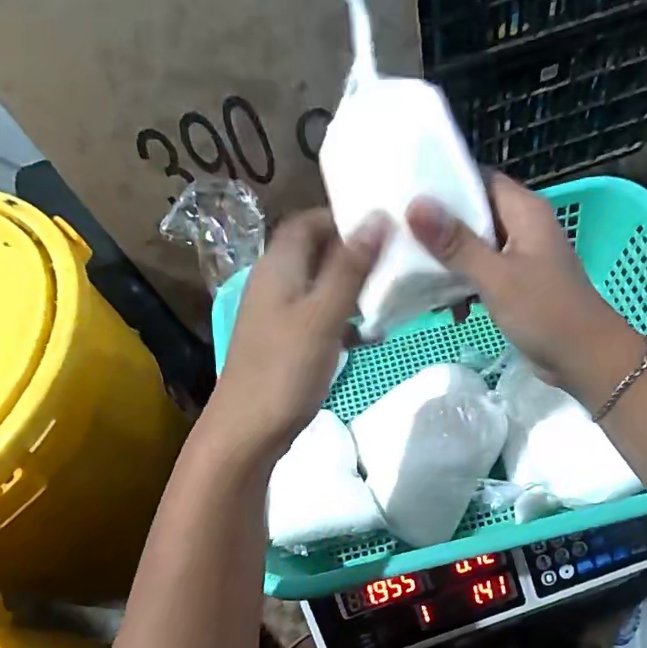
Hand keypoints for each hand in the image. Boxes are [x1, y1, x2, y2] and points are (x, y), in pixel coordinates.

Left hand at [205, 209, 384, 457]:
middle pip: (317, 252)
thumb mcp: (323, 316)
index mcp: (278, 266)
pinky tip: (370, 335)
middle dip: (355, 253)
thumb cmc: (285, 369)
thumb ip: (350, 268)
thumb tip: (378, 217)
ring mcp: (278, 315)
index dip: (344, 216)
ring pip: (321, 286)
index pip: (309, 221)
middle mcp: (274, 283)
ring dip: (353, 288)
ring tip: (392, 295)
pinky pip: (319, 317)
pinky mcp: (285, 343)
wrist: (248, 431)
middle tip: (398, 261)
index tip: (387, 225)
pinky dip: (344, 320)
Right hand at [406, 173, 642, 406]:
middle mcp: (524, 227)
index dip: (444, 183)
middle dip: (440, 228)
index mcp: (524, 211)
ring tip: (416, 276)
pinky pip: (484, 275)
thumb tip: (414, 205)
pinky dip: (465, 287)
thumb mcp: (496, 277)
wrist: (585, 359)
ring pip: (476, 248)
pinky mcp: (519, 286)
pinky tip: (446, 308)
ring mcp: (522, 258)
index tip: (406, 192)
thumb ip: (456, 243)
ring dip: (450, 263)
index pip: (479, 179)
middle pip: (474, 214)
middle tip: (400, 236)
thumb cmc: (545, 312)